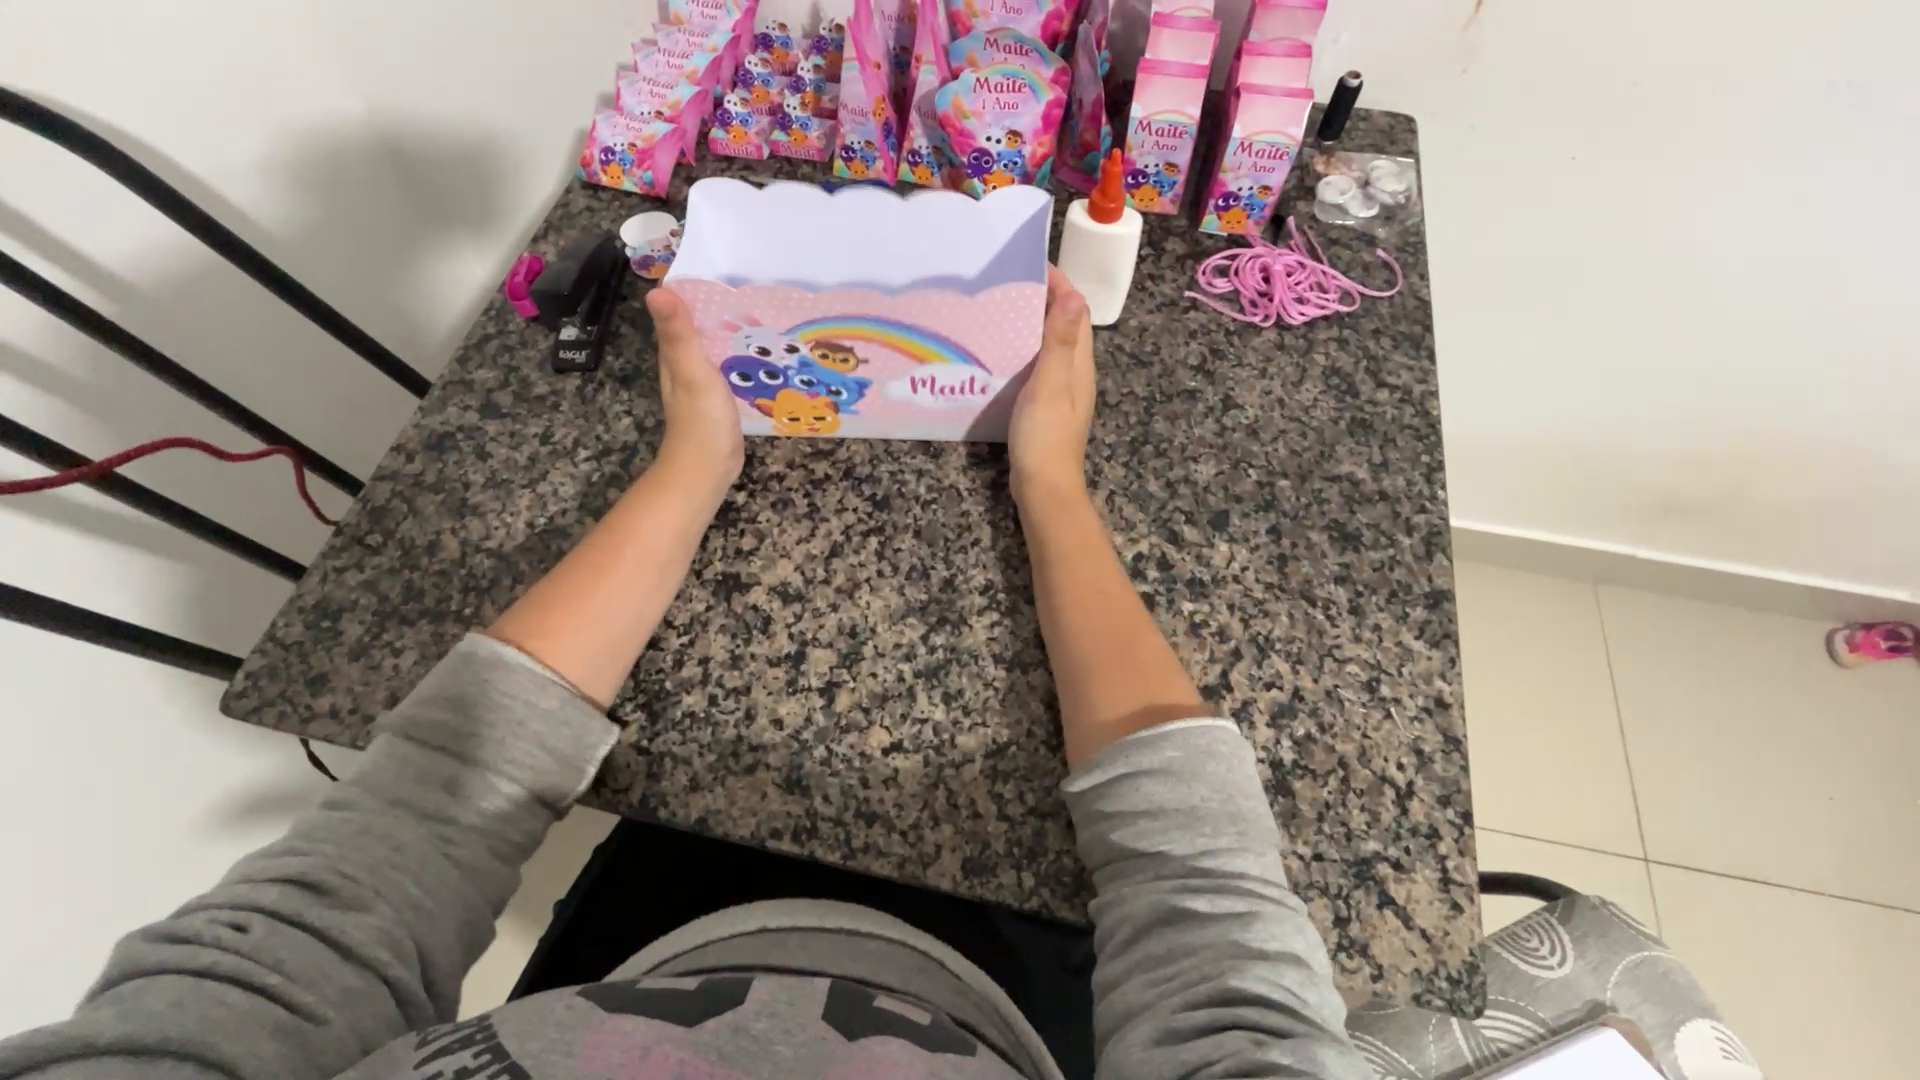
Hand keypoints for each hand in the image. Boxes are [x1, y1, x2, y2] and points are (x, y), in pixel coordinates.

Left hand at [646, 285, 743, 496]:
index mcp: (674, 353)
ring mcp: (701, 383)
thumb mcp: (693, 371)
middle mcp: (684, 364)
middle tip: (755, 292)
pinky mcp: (719, 400)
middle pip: (701, 328)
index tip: (724, 271)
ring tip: (765, 319)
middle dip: (722, 310)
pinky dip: (741, 360)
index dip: (697, 289)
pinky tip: (762, 358)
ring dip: (734, 335)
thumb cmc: (700, 419)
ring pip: (716, 348)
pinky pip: (730, 369)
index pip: (681, 311)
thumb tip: (656, 291)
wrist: (707, 467)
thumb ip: (679, 334)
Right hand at [1008, 267, 1095, 503]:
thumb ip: (1059, 340)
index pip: (1076, 311)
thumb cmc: (1046, 435)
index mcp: (1079, 363)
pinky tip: (999, 354)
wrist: (1043, 486)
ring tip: (999, 310)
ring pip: (1049, 346)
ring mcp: (1061, 391)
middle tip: (1007, 284)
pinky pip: (1036, 367)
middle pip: (1063, 325)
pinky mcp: (1045, 406)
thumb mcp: (1050, 383)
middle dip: (1042, 300)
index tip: (1032, 265)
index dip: (1059, 285)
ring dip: (1030, 326)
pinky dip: (1022, 352)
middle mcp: (1074, 372)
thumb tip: (1073, 294)